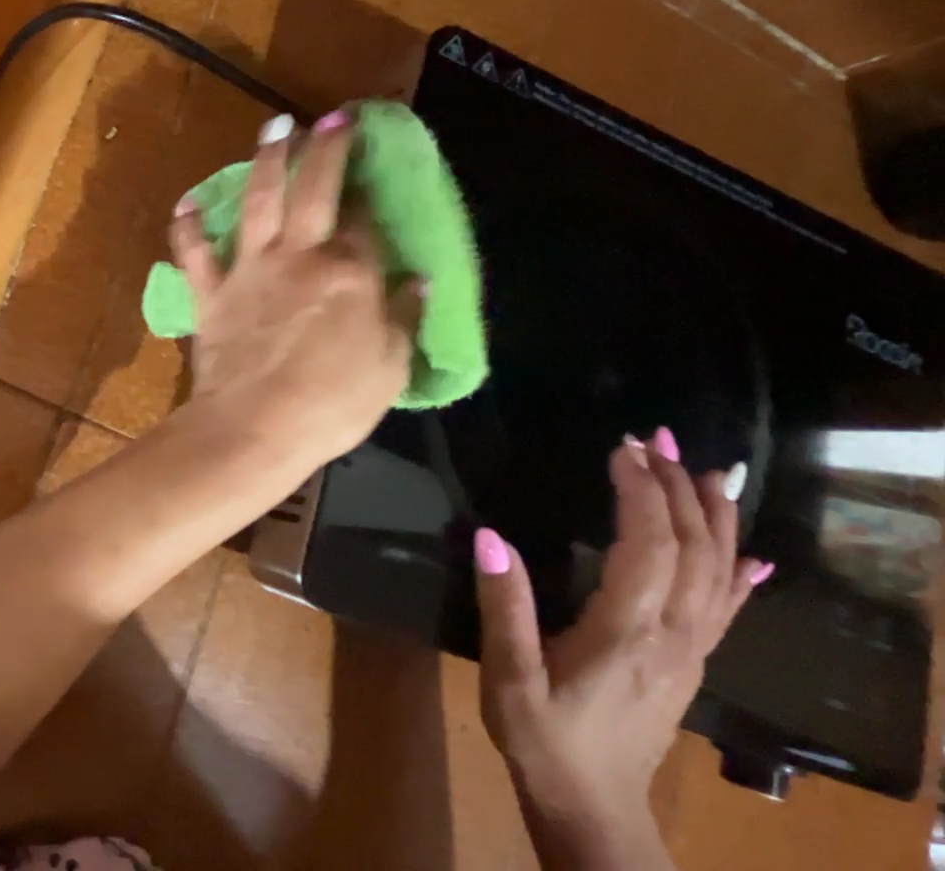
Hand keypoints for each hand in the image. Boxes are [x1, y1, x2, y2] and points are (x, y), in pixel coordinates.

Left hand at [167, 110, 421, 490]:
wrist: (253, 428)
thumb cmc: (332, 404)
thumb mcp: (390, 366)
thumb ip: (402, 317)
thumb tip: (416, 279)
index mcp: (351, 272)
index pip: (362, 219)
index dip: (368, 188)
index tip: (372, 160)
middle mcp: (299, 257)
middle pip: (313, 189)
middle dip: (324, 147)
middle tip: (331, 117)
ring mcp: (249, 271)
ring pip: (257, 202)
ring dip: (265, 161)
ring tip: (273, 127)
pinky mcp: (210, 294)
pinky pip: (194, 252)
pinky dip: (188, 226)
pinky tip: (187, 202)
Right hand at [474, 431, 772, 868]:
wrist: (592, 802)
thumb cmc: (542, 734)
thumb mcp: (508, 673)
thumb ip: (503, 605)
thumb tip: (489, 536)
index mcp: (627, 630)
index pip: (648, 546)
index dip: (640, 492)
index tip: (623, 448)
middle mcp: (673, 634)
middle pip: (692, 549)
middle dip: (679, 488)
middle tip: (660, 438)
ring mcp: (691, 650)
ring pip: (719, 572)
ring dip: (714, 517)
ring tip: (708, 471)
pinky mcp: (691, 663)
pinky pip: (726, 608)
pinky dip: (740, 573)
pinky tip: (751, 556)